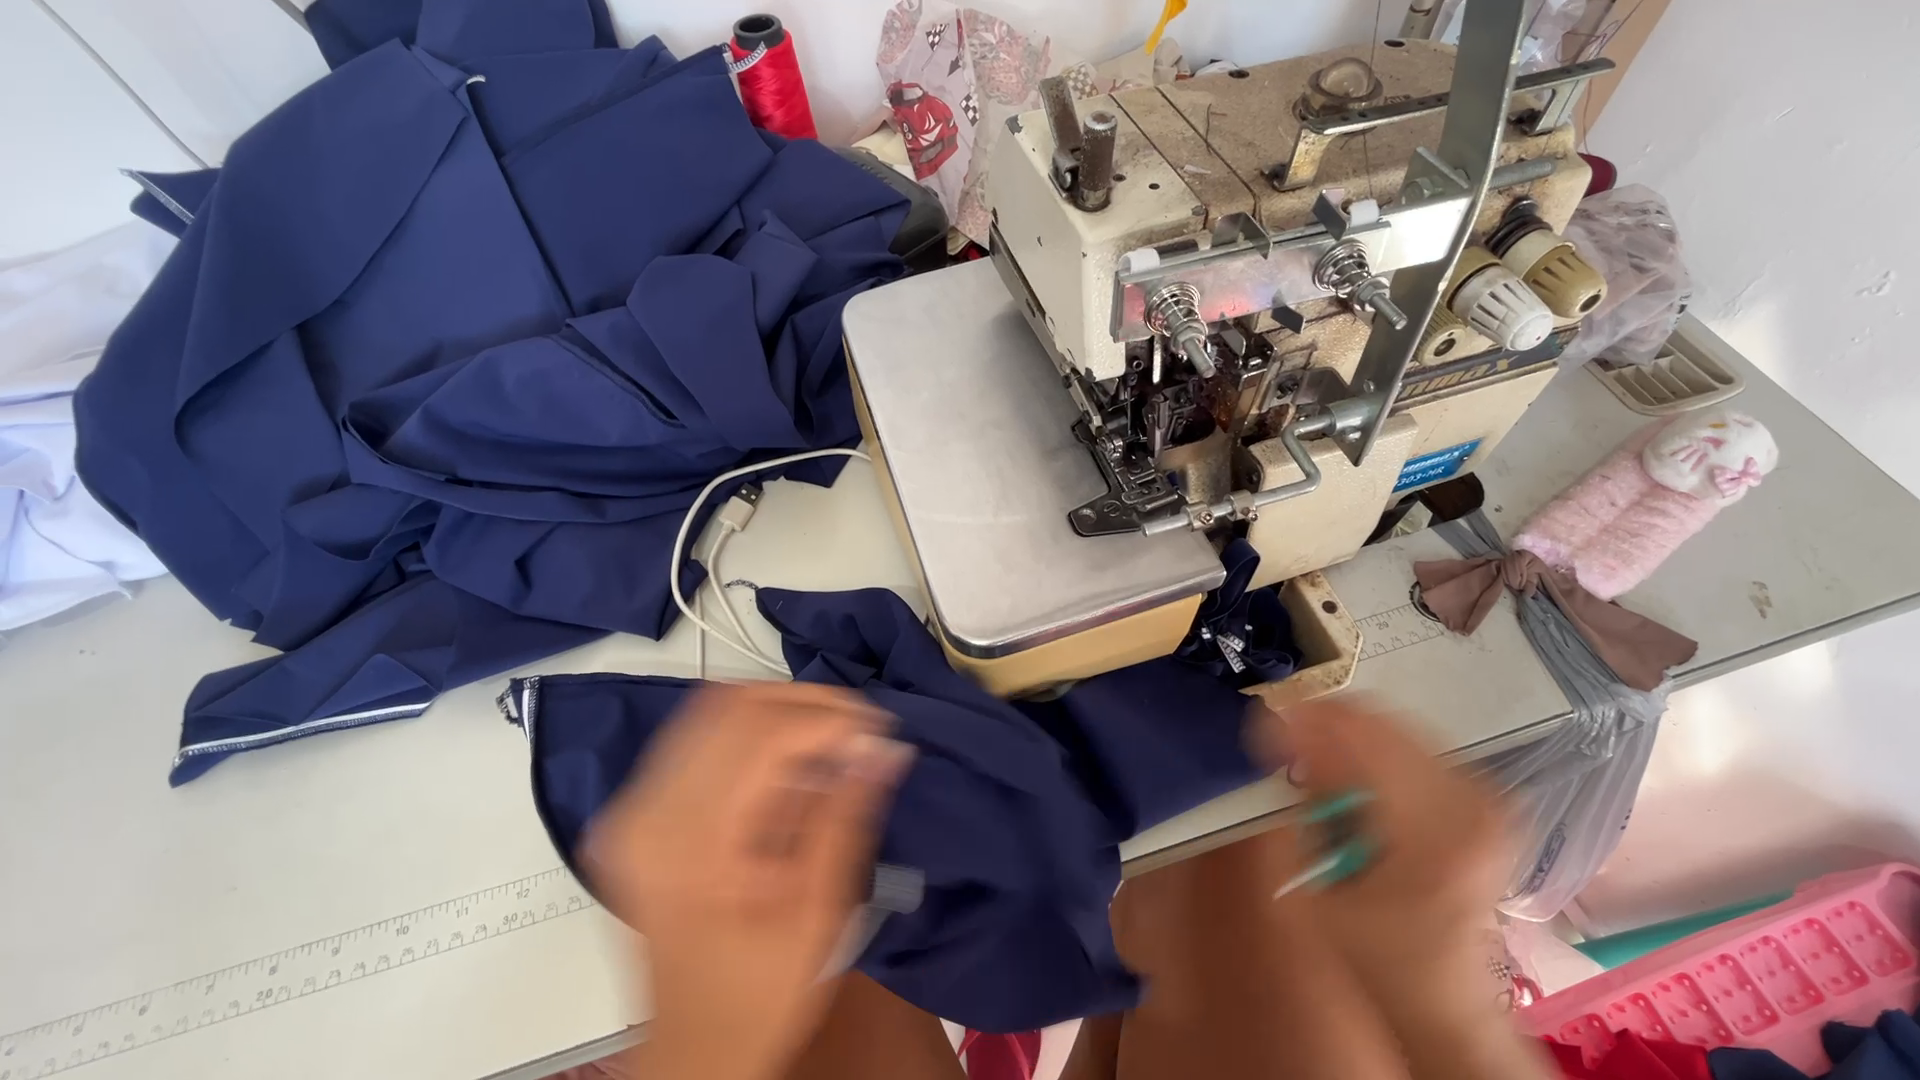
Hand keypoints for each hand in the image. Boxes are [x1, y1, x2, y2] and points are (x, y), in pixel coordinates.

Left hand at [583, 682, 913, 1079]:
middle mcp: (646, 811)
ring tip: (834, 740)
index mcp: (690, 845)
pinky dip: (753, 731)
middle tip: (861, 730)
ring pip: (712, 708)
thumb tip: (885, 746)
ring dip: (781, 711)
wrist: (693, 1050)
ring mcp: (633, 806)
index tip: (880, 730)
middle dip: (806, 704)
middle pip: (729, 706)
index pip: (760, 735)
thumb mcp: (820, 914)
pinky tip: (793, 759)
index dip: (827, 718)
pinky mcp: (638, 808)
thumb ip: (846, 818)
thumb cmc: (762, 997)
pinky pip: (698, 734)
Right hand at [1258, 699, 1512, 1016]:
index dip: (1303, 723)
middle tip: (1280, 746)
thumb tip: (1277, 743)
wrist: (1444, 997)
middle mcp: (1473, 803)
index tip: (1262, 729)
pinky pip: (1413, 742)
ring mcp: (1487, 797)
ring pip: (1394, 725)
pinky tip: (1350, 778)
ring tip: (1312, 764)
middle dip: (1322, 725)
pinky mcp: (1486, 796)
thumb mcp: (1313, 899)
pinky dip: (1371, 748)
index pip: (1360, 738)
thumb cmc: (1374, 958)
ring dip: (1345, 735)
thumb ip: (1293, 816)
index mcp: (1432, 834)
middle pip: (1379, 722)